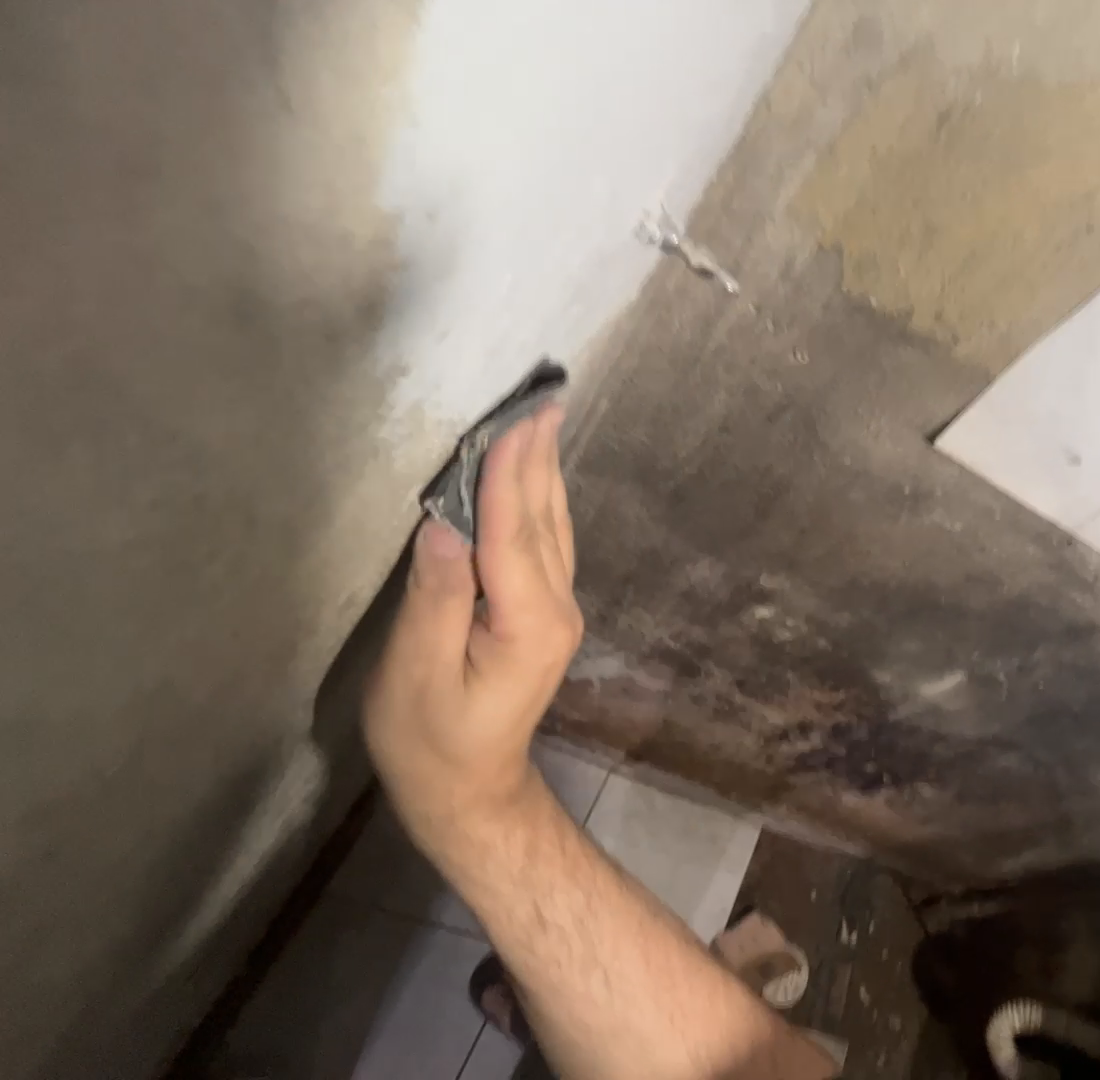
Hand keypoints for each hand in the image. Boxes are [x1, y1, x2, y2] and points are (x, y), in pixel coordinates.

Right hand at [364, 404, 583, 839]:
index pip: (517, 532)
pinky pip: (549, 547)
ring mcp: (561, 611)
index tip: (516, 420)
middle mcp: (559, 609)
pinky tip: (538, 483)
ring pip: (555, 530)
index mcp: (530, 622)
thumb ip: (437, 597)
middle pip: (547, 521)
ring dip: (547, 475)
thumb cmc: (430, 739)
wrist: (471, 784)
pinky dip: (542, 506)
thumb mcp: (417, 674)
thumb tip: (447, 523)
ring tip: (545, 426)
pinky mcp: (549, 614)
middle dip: (541, 459)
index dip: (512, 473)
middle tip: (546, 400)